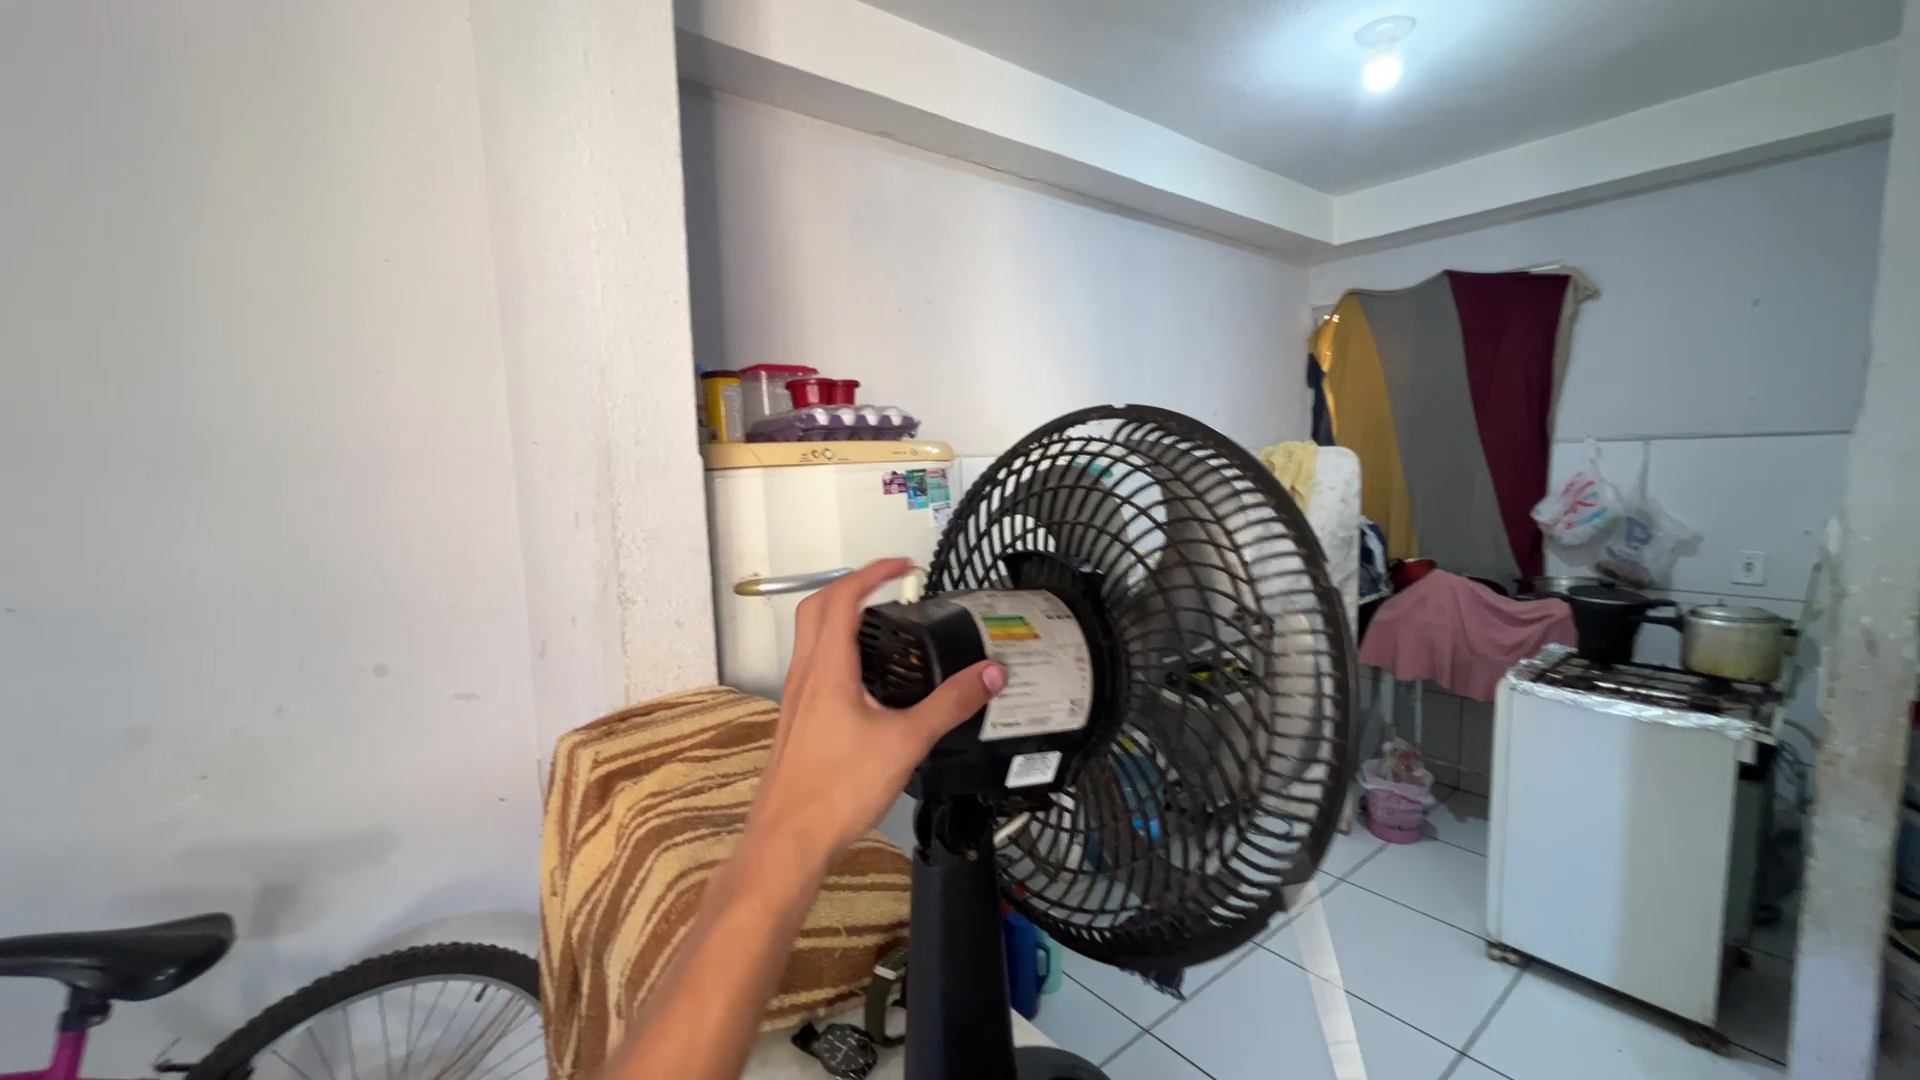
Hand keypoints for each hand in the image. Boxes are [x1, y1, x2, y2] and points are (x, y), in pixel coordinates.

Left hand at [747, 558, 1004, 867]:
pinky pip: (812, 666)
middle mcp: (805, 675)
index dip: (872, 572)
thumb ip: (951, 704)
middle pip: (817, 607)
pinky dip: (835, 650)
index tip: (902, 566)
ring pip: (810, 637)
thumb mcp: (906, 742)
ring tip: (880, 623)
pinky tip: (863, 679)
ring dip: (839, 616)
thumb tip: (989, 674)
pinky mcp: (797, 720)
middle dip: (851, 585)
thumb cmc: (836, 791)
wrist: (788, 840)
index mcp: (828, 668)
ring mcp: (796, 697)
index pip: (843, 598)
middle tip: (887, 584)